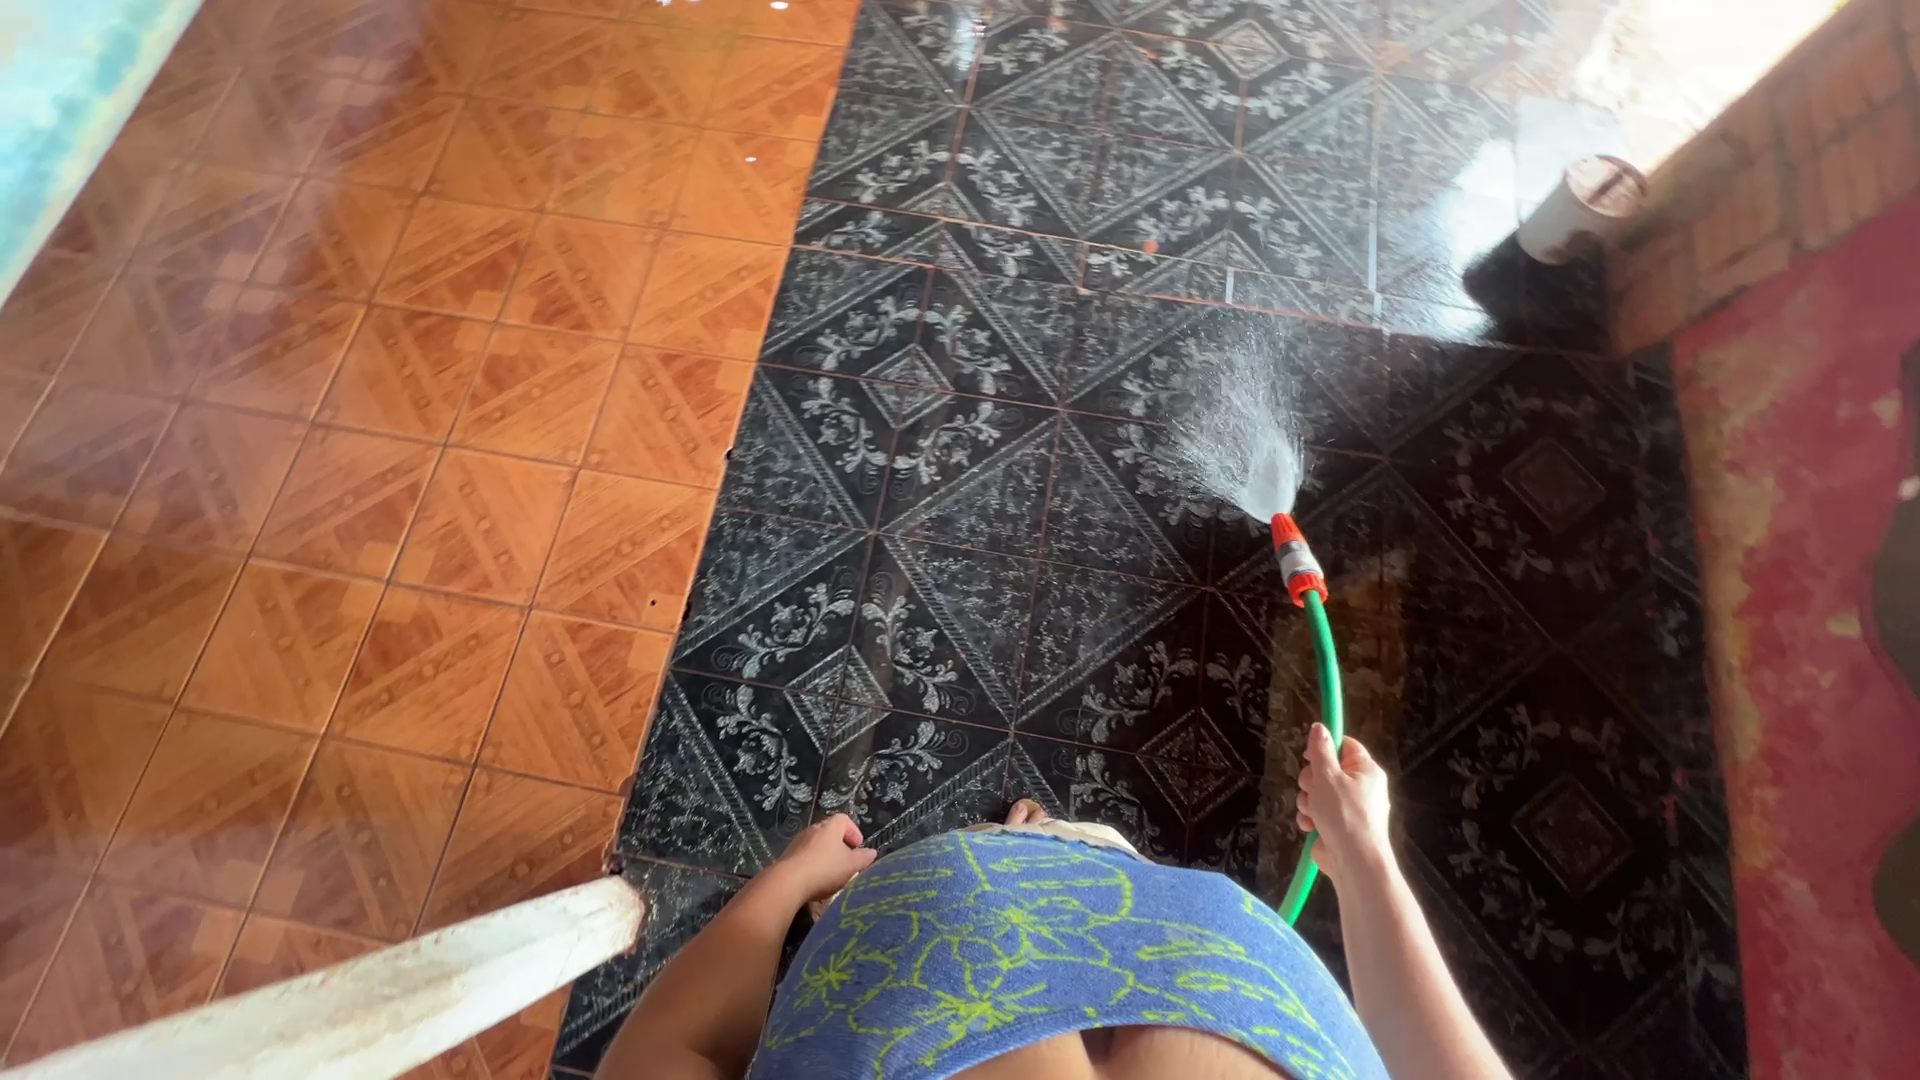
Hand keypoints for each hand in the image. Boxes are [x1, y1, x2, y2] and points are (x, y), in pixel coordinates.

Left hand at [770, 814, 877, 903]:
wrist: (788, 882)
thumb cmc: (825, 869)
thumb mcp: (851, 865)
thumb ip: (863, 858)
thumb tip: (872, 852)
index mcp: (831, 826)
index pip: (844, 820)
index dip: (853, 831)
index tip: (858, 846)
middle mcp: (814, 829)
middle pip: (829, 831)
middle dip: (839, 844)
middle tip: (846, 860)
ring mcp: (798, 841)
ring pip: (816, 844)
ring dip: (825, 855)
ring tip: (831, 872)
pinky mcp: (787, 856)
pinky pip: (804, 856)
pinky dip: (812, 864)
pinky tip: (814, 879)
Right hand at [1296, 723, 1392, 886]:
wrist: (1353, 861)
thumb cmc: (1343, 813)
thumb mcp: (1327, 776)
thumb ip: (1320, 750)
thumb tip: (1320, 727)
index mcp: (1366, 771)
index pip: (1346, 746)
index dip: (1325, 746)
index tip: (1308, 754)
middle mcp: (1361, 787)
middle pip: (1326, 769)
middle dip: (1311, 780)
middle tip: (1310, 788)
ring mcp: (1349, 808)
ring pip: (1317, 792)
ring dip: (1308, 801)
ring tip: (1312, 812)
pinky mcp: (1338, 825)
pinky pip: (1318, 812)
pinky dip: (1311, 817)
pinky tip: (1311, 826)